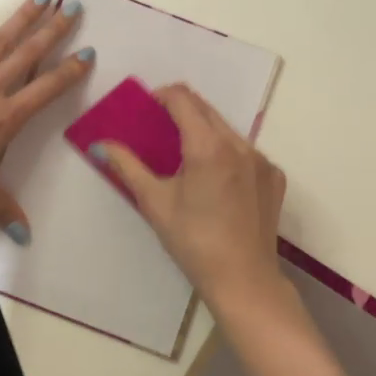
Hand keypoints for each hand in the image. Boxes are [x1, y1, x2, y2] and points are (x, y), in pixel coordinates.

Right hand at [91, 85, 285, 305]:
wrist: (244, 280)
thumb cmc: (193, 241)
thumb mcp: (154, 202)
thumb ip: (127, 166)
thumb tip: (101, 144)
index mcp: (208, 146)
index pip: (183, 99)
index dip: (161, 95)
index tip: (146, 108)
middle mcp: (239, 144)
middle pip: (206, 109)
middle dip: (180, 110)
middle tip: (158, 127)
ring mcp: (261, 160)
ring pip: (227, 128)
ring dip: (203, 130)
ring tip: (184, 154)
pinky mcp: (274, 177)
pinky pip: (246, 150)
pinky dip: (226, 152)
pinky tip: (214, 179)